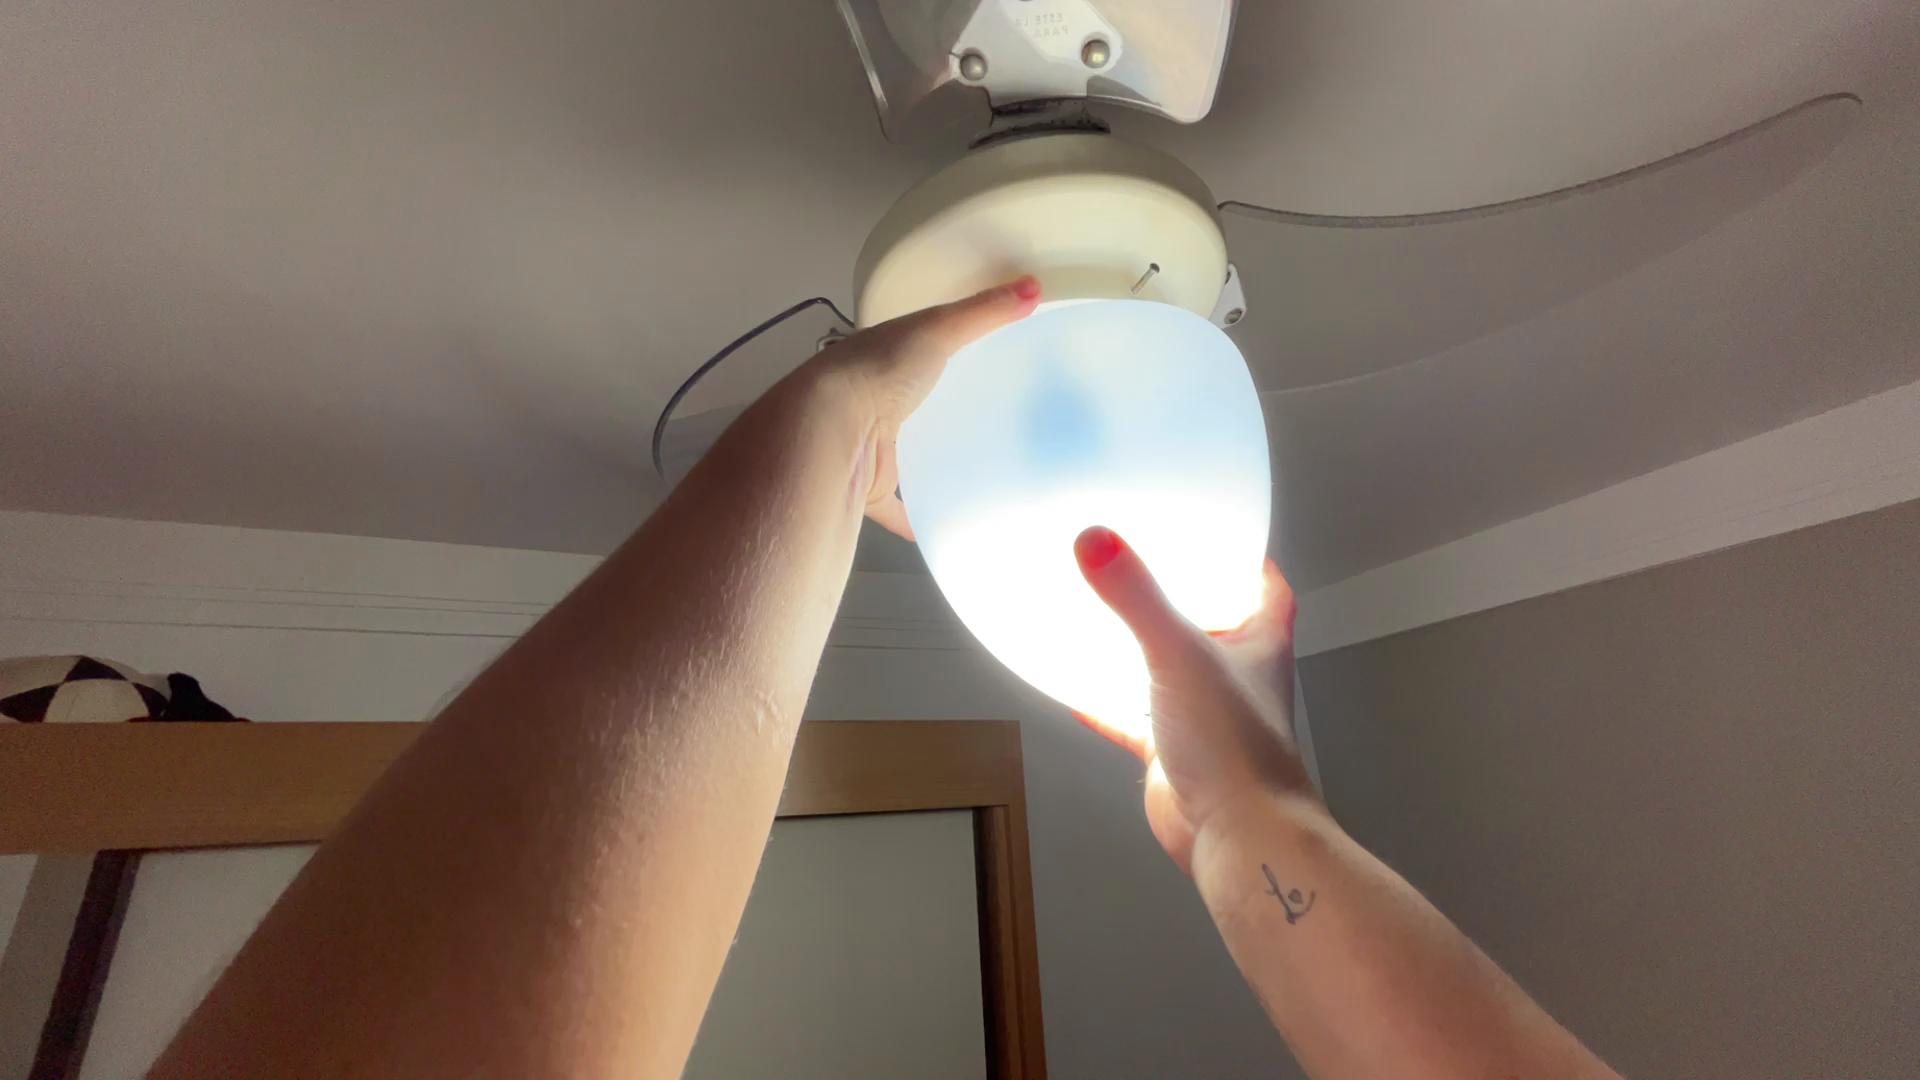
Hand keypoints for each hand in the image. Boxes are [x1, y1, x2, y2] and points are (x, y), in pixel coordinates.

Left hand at [797, 276, 1040, 538]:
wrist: (831, 428)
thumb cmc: (880, 371)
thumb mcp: (938, 330)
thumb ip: (983, 313)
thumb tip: (1035, 287)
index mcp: (882, 360)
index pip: (915, 352)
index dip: (940, 354)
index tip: (978, 365)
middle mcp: (871, 400)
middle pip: (908, 405)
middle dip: (932, 411)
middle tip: (982, 420)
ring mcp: (868, 445)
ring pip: (901, 454)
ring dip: (922, 461)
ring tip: (969, 467)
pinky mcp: (871, 486)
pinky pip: (894, 506)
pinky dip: (911, 518)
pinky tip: (939, 524)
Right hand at [1072, 526, 1316, 872]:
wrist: (1235, 837)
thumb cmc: (1232, 743)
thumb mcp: (1180, 652)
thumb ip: (1136, 597)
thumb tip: (1095, 540)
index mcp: (1258, 644)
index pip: (1266, 591)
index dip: (1248, 561)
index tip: (1221, 536)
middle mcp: (1235, 677)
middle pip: (1214, 626)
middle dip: (1187, 599)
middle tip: (1145, 568)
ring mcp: (1203, 716)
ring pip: (1170, 672)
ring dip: (1143, 649)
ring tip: (1104, 617)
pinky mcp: (1172, 751)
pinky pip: (1132, 718)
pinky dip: (1105, 705)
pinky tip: (1073, 690)